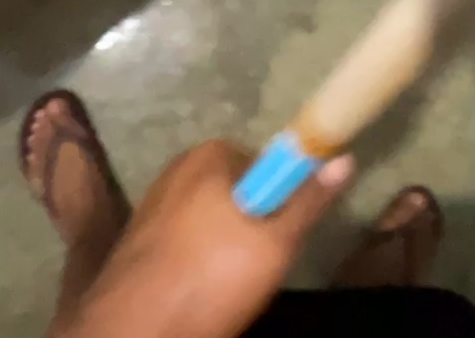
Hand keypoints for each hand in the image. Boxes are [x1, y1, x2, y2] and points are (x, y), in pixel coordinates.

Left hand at [58, 141, 352, 337]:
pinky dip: (192, 261)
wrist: (130, 333)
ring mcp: (153, 202)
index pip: (264, 166)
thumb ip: (308, 201)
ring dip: (220, 247)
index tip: (277, 240)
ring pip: (208, 220)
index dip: (277, 204)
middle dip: (249, 227)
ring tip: (223, 288)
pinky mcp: (137, 237)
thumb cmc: (210, 280)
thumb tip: (344, 159)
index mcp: (210, 155)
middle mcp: (178, 167)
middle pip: (236, 193)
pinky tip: (195, 292)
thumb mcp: (274, 244)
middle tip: (255, 269)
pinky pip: (181, 240)